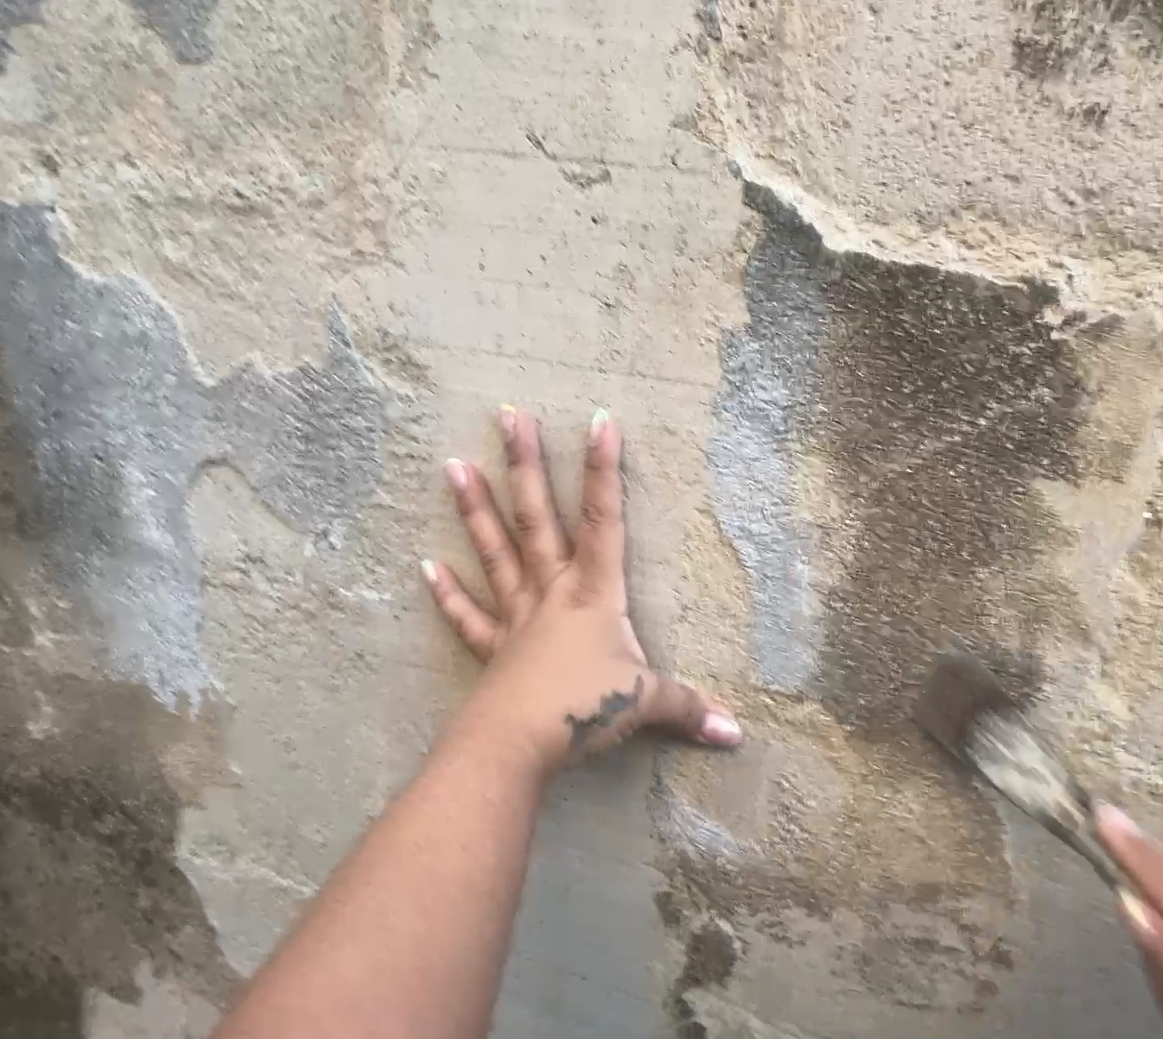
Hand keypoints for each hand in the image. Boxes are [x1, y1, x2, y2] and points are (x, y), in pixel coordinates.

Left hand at [422, 406, 742, 778]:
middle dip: (526, 464)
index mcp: (594, 592)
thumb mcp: (647, 702)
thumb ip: (690, 708)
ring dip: (475, 509)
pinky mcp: (493, 649)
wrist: (514, 745)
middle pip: (538, 517)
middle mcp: (552, 591)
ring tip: (452, 464)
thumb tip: (737, 733)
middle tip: (507, 416)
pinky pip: (469, 616)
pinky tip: (425, 566)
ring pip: (495, 550)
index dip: (605, 468)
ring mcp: (517, 616)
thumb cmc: (583, 709)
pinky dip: (448, 594)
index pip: (606, 518)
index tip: (599, 419)